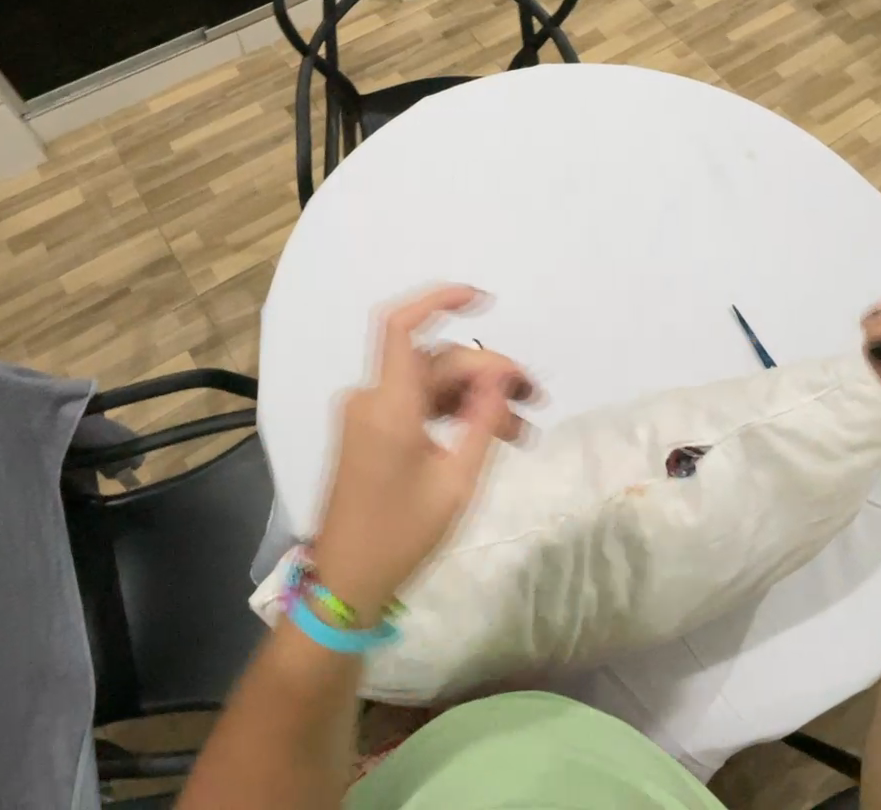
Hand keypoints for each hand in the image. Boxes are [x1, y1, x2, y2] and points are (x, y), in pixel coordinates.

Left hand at [312, 285, 534, 623]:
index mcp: (387, 404)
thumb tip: (501, 374)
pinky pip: (416, 405)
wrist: (346, 581)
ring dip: (474, 398)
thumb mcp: (456, 481)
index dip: (440, 299)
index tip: (485, 300)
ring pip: (430, 384)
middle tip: (535, 403)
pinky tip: (488, 435)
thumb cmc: (401, 535)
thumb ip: (481, 420)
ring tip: (521, 431)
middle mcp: (371, 398)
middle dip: (488, 374)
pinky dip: (451, 413)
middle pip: (436, 361)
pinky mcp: (370, 432)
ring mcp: (367, 415)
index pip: (402, 325)